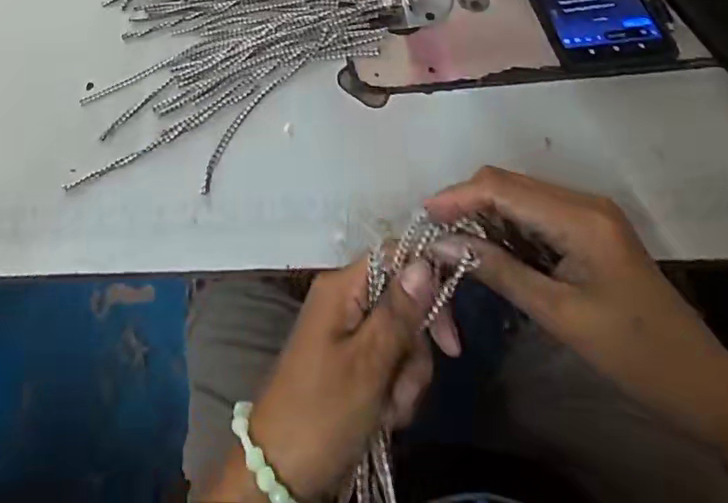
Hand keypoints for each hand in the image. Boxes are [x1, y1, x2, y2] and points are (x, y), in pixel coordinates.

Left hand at [200, 256, 451, 501]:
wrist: (279, 470)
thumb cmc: (322, 412)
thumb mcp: (368, 364)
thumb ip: (399, 311)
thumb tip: (424, 260)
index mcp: (341, 287)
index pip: (395, 257)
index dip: (428, 285)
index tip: (448, 333)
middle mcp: (343, 300)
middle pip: (403, 303)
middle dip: (415, 350)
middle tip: (407, 388)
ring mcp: (346, 332)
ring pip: (401, 338)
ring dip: (406, 378)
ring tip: (390, 411)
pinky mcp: (350, 362)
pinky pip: (388, 363)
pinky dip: (394, 391)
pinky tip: (385, 417)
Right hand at [427, 168, 727, 502]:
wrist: (702, 383)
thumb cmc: (632, 353)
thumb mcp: (557, 314)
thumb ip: (498, 270)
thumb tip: (441, 245)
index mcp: (580, 217)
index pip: (502, 186)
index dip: (457, 196)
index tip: (423, 219)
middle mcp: (584, 201)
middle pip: (508, 183)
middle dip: (467, 203)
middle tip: (436, 238)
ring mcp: (590, 213)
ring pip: (519, 196)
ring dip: (485, 214)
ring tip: (456, 246)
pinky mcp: (591, 228)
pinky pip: (537, 213)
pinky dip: (508, 226)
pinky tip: (493, 250)